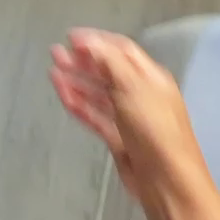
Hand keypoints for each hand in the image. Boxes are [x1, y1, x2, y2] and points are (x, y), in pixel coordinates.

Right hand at [49, 29, 209, 212]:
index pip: (121, 49)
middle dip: (81, 60)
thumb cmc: (155, 129)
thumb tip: (86, 41)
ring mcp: (128, 117)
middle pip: (107, 71)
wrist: (166, 181)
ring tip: (53, 70)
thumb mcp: (132, 86)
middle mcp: (140, 94)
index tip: (70, 37)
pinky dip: (78, 103)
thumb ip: (107, 60)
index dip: (96, 41)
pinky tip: (63, 94)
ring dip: (76, 80)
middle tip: (56, 53)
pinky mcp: (117, 137)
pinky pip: (94, 115)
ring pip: (98, 93)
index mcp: (150, 78)